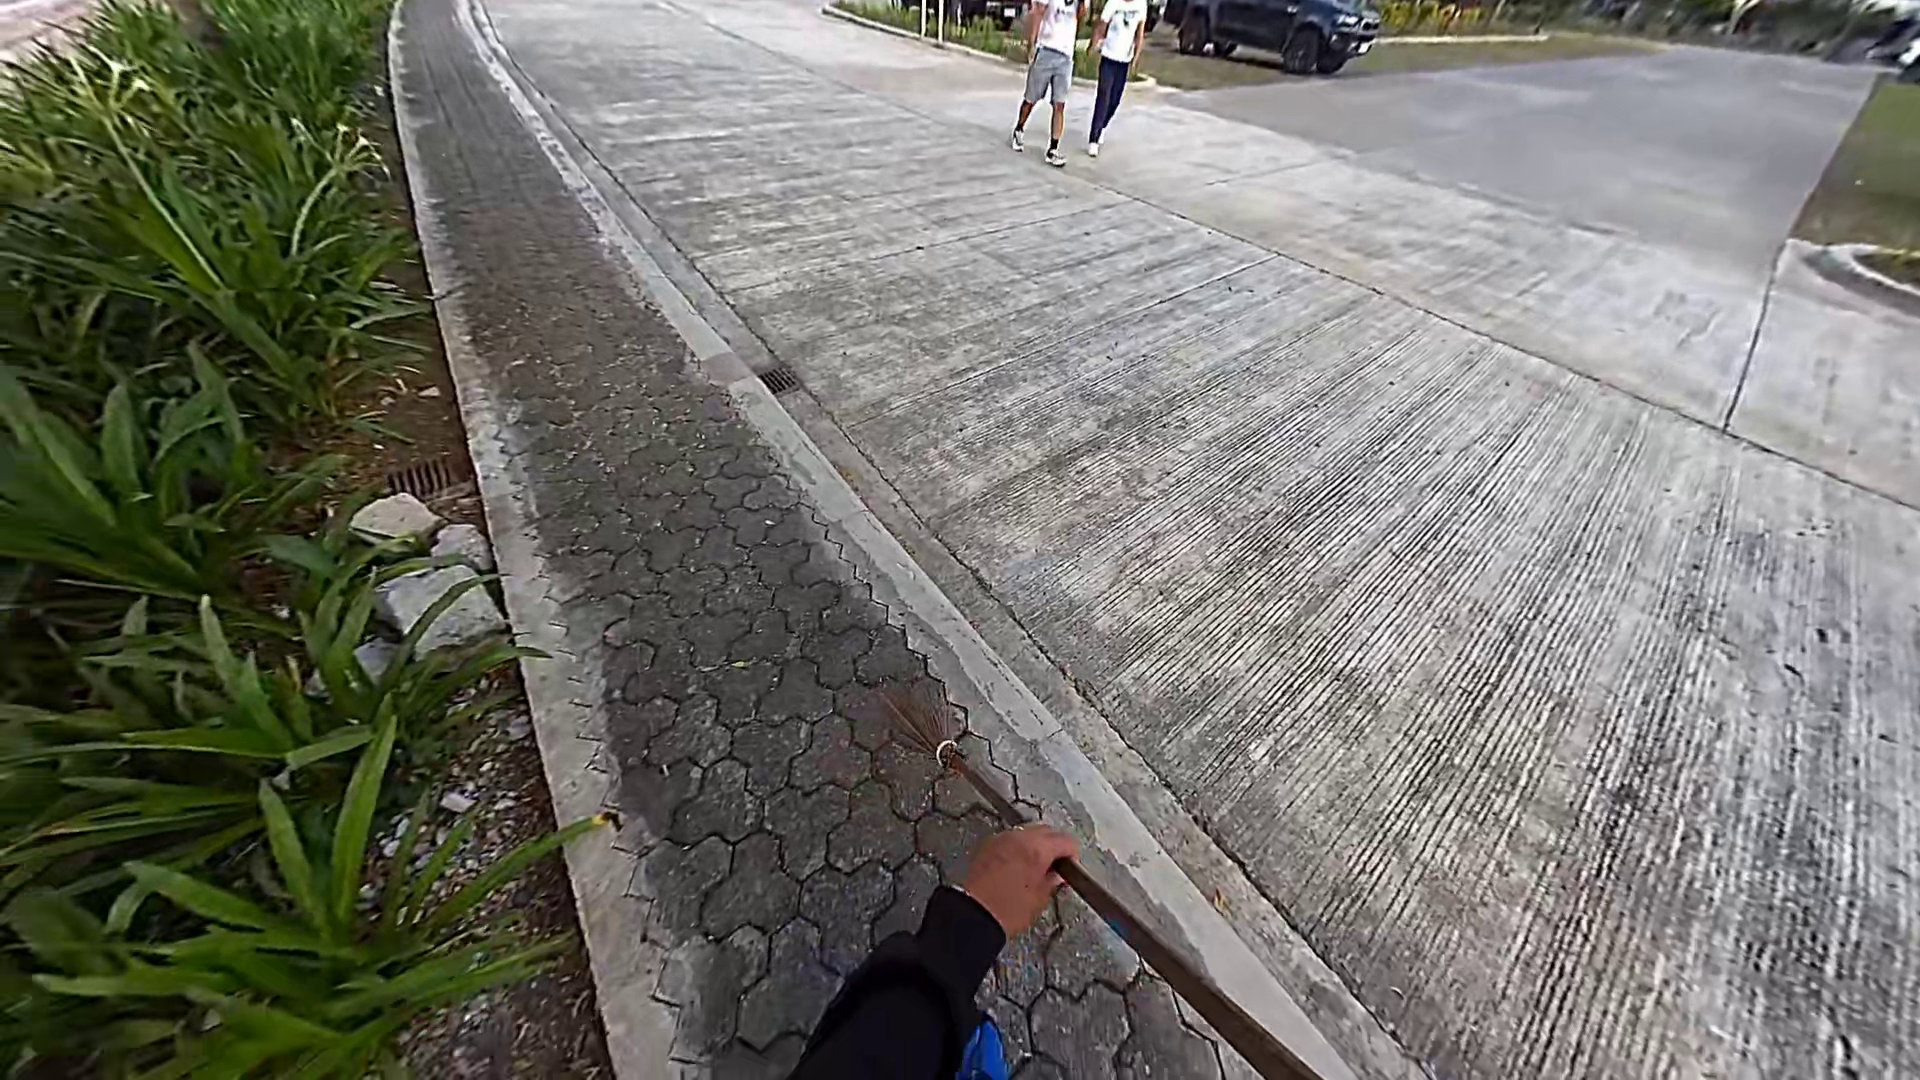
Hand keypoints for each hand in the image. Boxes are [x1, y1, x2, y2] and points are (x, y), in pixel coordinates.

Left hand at [959, 824, 1078, 937]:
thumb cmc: (1006, 910)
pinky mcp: (990, 842)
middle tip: (1056, 865)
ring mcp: (1003, 837)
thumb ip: (1052, 880)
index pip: (1065, 840)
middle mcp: (1020, 837)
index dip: (1072, 852)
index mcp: (1037, 849)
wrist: (974, 912)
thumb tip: (1058, 874)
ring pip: (1028, 831)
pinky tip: (1018, 863)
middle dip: (1054, 845)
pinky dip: (1019, 845)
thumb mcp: (1039, 898)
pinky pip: (1012, 837)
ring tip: (1036, 865)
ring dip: (1036, 843)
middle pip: (1046, 830)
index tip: (1072, 863)